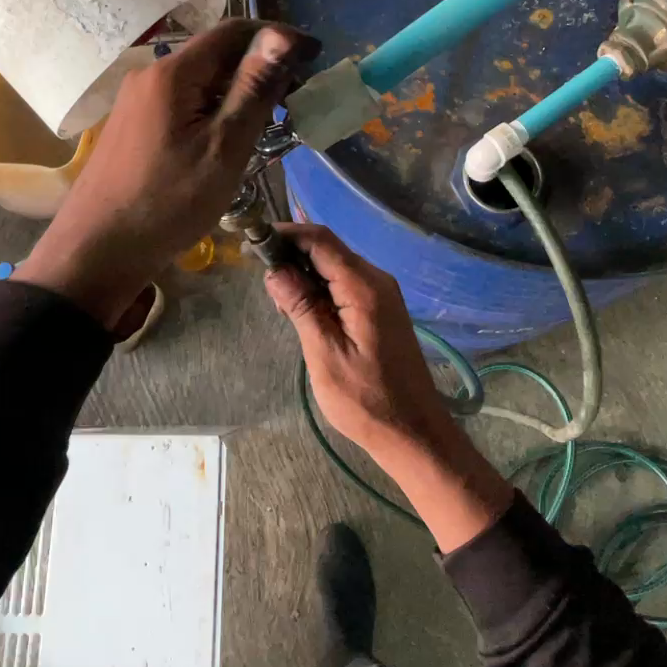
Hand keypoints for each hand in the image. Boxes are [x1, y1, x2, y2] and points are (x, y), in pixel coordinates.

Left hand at [14, 19, 318, 329]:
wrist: (97, 250)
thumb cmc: (167, 203)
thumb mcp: (223, 148)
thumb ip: (253, 90)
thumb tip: (282, 37)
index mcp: (173, 74)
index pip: (234, 32)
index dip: (278, 36)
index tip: (314, 56)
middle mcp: (151, 74)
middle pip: (216, 53)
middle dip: (261, 66)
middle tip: (298, 96)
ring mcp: (138, 99)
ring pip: (201, 80)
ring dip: (239, 90)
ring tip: (272, 120)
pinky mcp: (135, 123)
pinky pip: (184, 100)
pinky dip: (215, 108)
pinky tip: (232, 136)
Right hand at [265, 224, 514, 549]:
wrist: (413, 432)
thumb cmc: (366, 399)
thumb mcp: (325, 354)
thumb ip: (301, 307)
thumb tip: (275, 270)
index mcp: (364, 287)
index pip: (320, 240)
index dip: (285, 234)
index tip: (253, 241)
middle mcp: (377, 280)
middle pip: (328, 248)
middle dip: (292, 254)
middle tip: (261, 277)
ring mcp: (382, 294)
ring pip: (335, 265)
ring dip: (304, 273)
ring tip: (278, 299)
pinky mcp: (380, 309)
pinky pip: (345, 283)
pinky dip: (320, 288)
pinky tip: (302, 309)